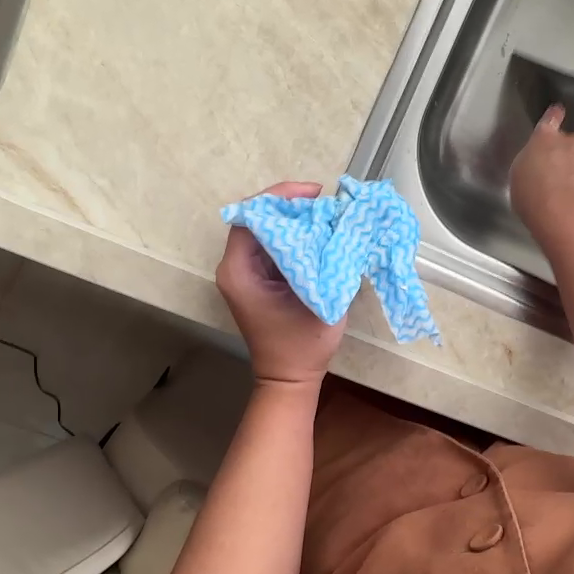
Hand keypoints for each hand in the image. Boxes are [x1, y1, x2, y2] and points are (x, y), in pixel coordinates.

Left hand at [217, 182, 347, 387]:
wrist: (290, 379)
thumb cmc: (301, 345)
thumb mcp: (318, 298)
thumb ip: (324, 259)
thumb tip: (337, 223)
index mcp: (239, 270)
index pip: (253, 216)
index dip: (282, 197)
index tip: (316, 194)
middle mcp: (236, 267)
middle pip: (260, 219)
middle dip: (294, 206)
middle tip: (327, 205)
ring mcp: (246, 273)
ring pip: (269, 230)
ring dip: (297, 220)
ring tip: (328, 216)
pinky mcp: (259, 279)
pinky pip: (275, 245)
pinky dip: (297, 236)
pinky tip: (322, 235)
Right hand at [511, 105, 573, 247]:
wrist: (564, 220)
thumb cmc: (533, 197)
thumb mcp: (517, 176)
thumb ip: (529, 162)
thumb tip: (534, 163)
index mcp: (545, 139)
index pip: (551, 118)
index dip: (554, 115)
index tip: (558, 111)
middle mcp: (570, 146)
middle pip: (570, 142)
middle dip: (564, 151)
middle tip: (553, 170)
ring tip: (563, 192)